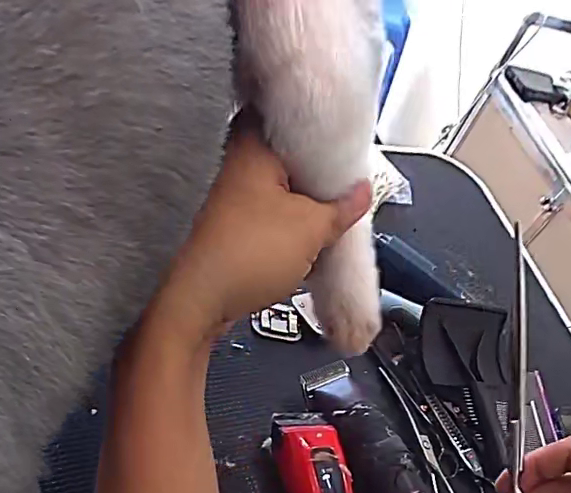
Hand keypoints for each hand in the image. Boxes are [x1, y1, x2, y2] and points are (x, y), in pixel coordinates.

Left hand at [151, 124, 371, 341]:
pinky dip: (298, 227)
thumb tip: (361, 194)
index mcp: (255, 148)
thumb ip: (342, 209)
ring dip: (311, 204)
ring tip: (334, 218)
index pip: (291, 117)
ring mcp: (240, 198)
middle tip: (346, 186)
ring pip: (287, 190)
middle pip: (292, 158)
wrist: (208, 298)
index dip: (321, 129)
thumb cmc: (245, 256)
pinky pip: (278, 218)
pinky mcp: (242, 228)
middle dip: (321, 174)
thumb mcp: (312, 228)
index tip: (347, 144)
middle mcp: (242, 166)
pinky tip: (314, 243)